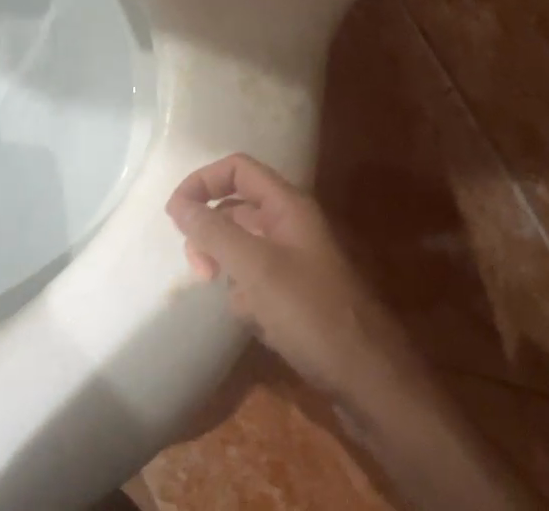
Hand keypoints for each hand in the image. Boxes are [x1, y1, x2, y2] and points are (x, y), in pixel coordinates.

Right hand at [166, 154, 394, 392]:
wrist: (371, 380)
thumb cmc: (311, 314)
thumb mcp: (255, 268)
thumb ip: (212, 231)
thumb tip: (178, 204)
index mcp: (289, 207)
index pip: (237, 169)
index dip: (202, 182)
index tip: (177, 215)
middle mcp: (293, 226)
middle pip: (235, 209)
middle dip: (210, 234)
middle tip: (201, 269)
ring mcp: (297, 261)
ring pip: (243, 248)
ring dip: (229, 270)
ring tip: (240, 303)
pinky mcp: (298, 294)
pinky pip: (257, 281)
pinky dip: (248, 297)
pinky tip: (259, 322)